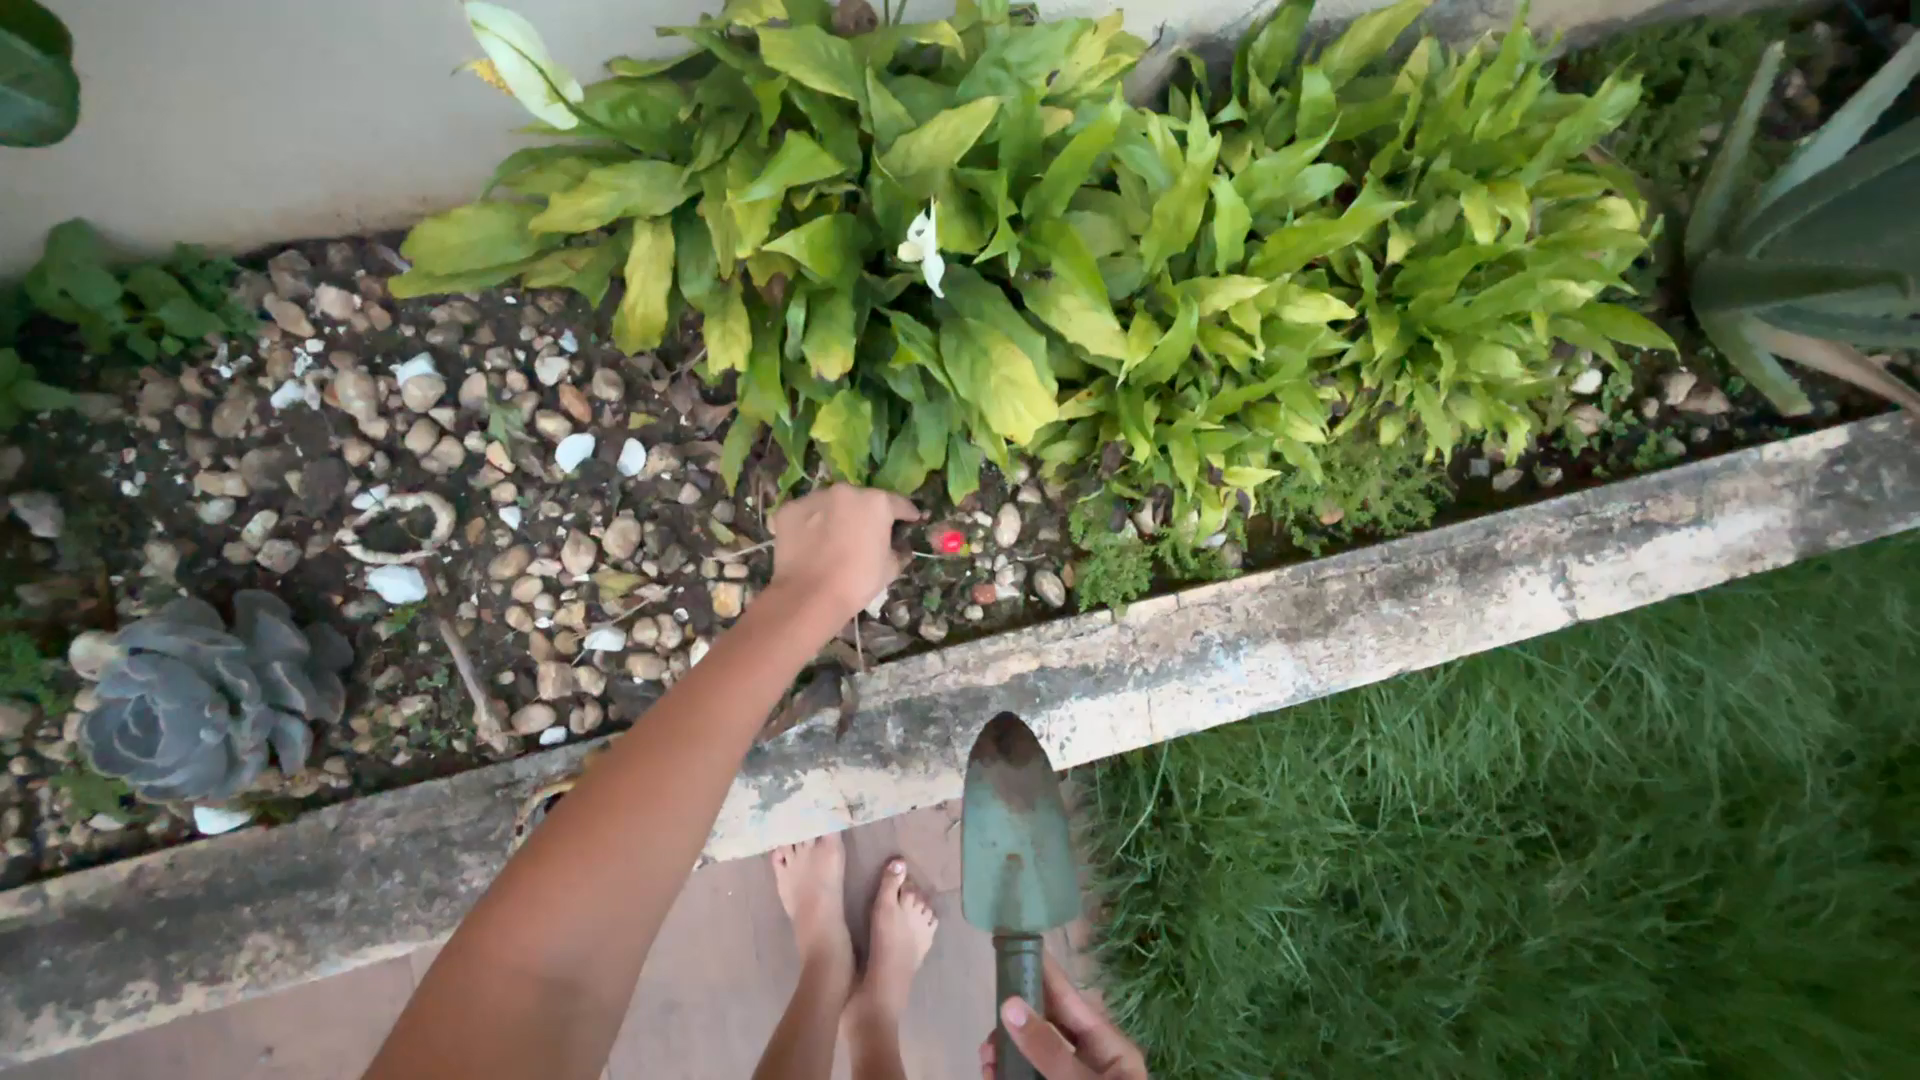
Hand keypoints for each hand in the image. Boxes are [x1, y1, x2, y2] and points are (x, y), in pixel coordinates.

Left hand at [767, 484, 920, 624]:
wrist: (810, 596)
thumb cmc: (857, 581)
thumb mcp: (890, 568)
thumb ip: (898, 551)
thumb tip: (900, 548)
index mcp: (876, 502)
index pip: (899, 504)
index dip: (907, 514)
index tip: (911, 520)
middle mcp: (846, 491)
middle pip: (862, 500)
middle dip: (867, 514)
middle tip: (867, 534)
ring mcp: (815, 498)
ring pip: (832, 503)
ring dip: (838, 516)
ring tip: (836, 538)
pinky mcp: (790, 509)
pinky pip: (807, 513)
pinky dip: (811, 523)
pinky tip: (812, 542)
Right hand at [979, 953, 1146, 1078]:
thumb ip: (1049, 1049)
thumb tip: (1010, 1004)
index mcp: (1107, 1046)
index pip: (1070, 998)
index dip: (1043, 973)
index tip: (1015, 946)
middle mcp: (1090, 1061)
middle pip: (1046, 1026)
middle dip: (1014, 1022)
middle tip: (989, 1032)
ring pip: (1033, 1056)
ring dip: (1007, 1053)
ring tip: (986, 1061)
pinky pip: (1029, 1079)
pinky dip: (1009, 1075)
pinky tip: (992, 1076)